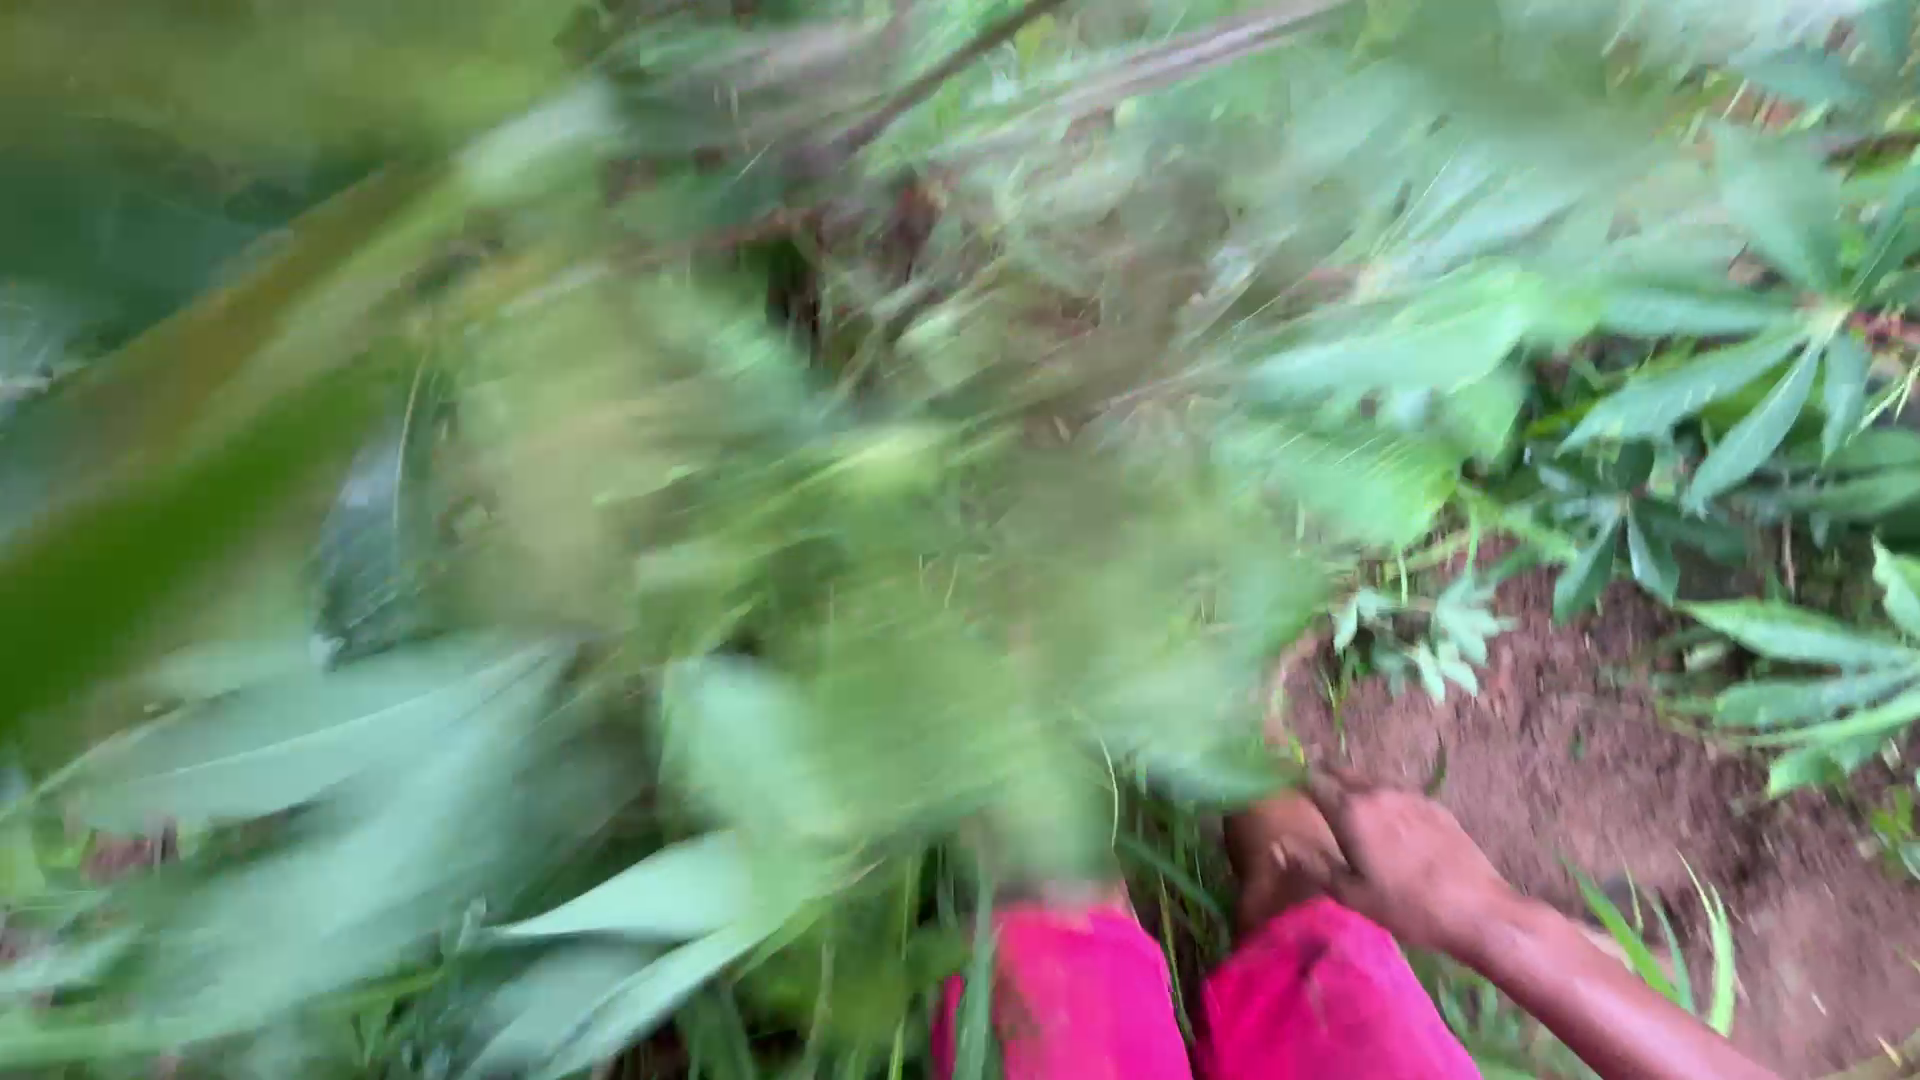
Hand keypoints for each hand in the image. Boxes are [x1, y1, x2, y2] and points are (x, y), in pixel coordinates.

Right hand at [1296, 769, 1519, 955]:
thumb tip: (1276, 843)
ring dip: (1354, 787)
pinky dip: (1384, 799)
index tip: (1290, 792)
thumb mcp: (1349, 893)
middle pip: (1340, 770)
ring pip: (1370, 779)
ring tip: (1353, 812)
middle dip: (1324, 777)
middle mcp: (1376, 791)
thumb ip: (1310, 862)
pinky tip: (1391, 826)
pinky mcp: (1434, 805)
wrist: (1480, 912)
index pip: (1312, 779)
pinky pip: (1397, 792)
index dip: (1297, 782)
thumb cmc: (1406, 906)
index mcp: (1350, 809)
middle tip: (1317, 799)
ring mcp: (1408, 794)